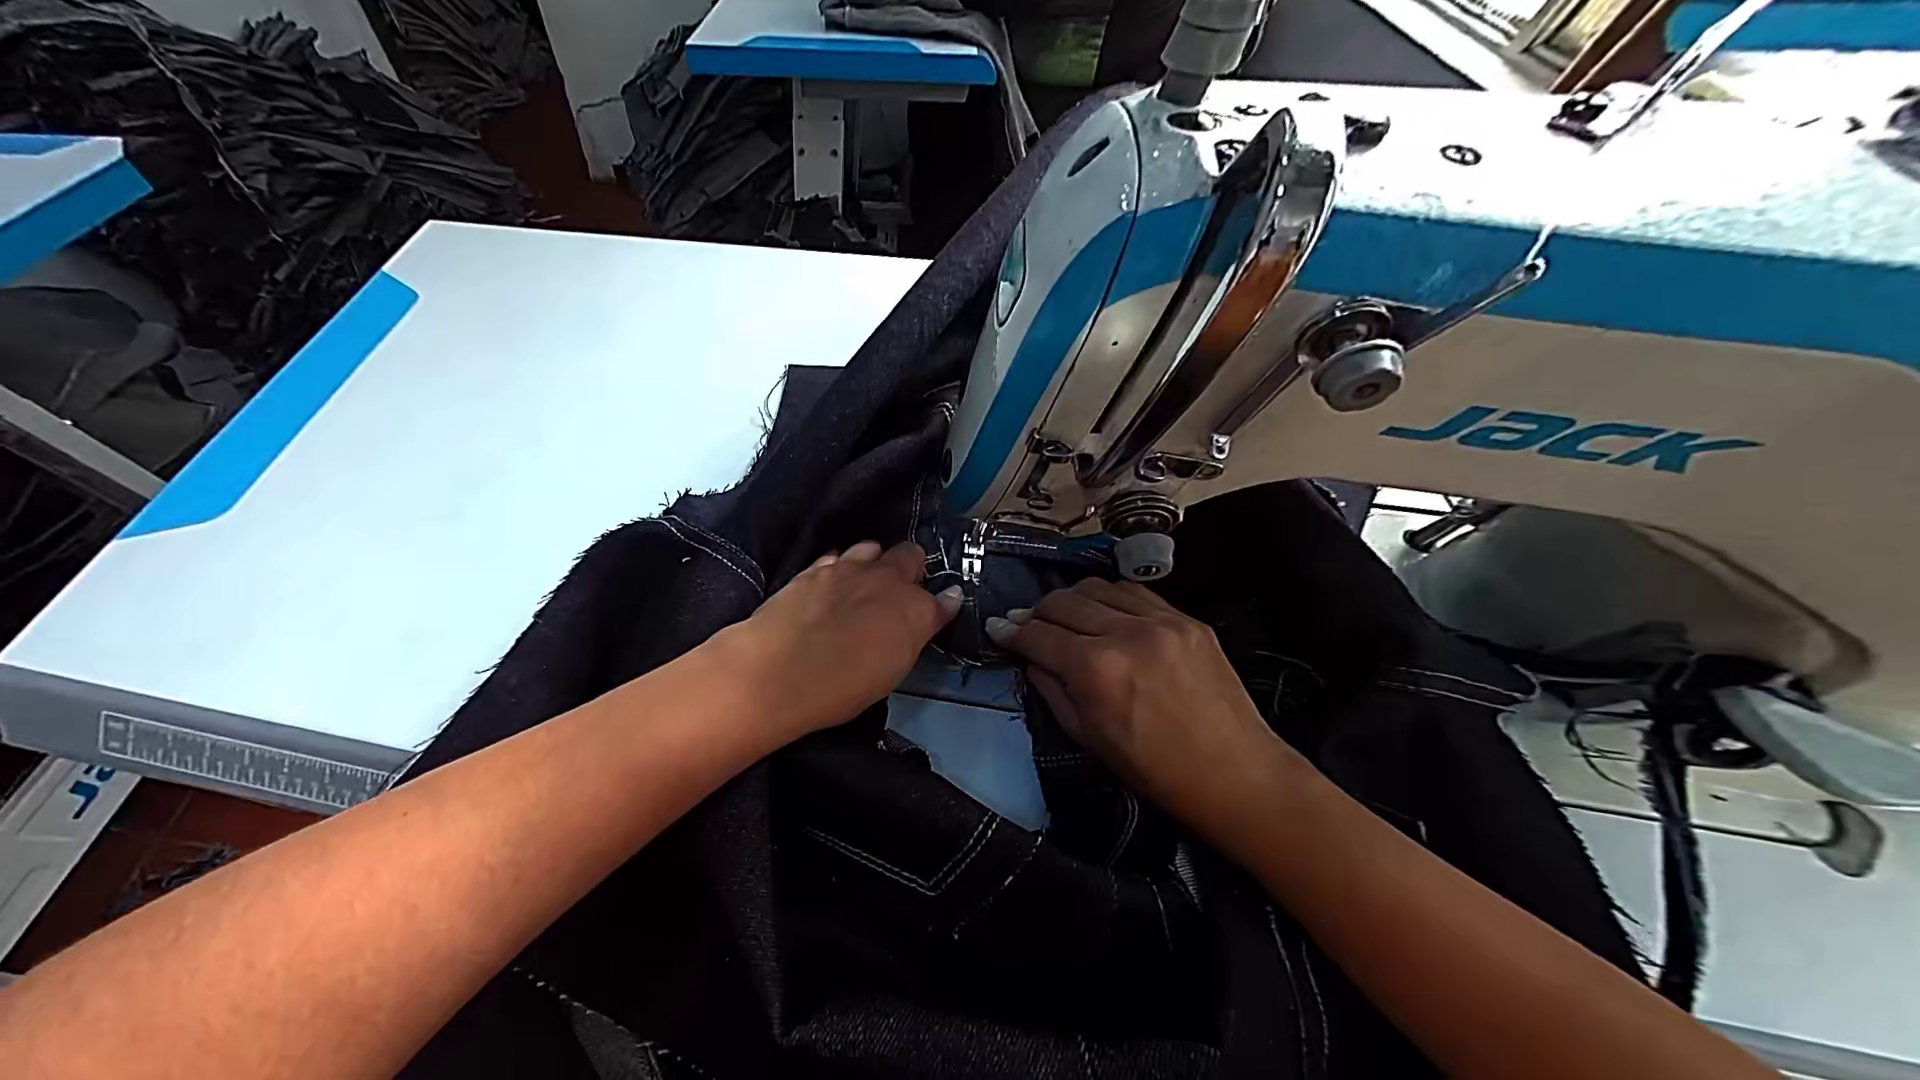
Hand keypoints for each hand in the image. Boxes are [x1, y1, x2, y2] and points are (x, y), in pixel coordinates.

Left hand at [719, 540, 962, 743]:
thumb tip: (923, 619)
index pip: (944, 600)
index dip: (944, 603)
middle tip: (901, 588)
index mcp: (917, 612)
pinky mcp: (816, 568)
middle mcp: (888, 581)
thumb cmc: (842, 688)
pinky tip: (832, 584)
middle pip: (911, 556)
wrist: (779, 671)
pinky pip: (836, 557)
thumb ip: (910, 638)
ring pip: (872, 548)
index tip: (941, 608)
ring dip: (873, 561)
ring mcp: (850, 569)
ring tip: (865, 581)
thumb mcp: (890, 673)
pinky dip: (839, 568)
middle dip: (911, 566)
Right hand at [985, 579, 1306, 839]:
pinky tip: (1106, 613)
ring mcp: (1161, 621)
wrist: (1235, 774)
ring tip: (1064, 616)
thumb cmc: (1155, 770)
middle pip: (1063, 601)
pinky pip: (1136, 594)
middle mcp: (1125, 633)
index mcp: (1095, 669)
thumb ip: (1051, 689)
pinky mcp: (1188, 619)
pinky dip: (1111, 599)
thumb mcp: (1088, 738)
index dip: (1010, 631)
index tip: (996, 628)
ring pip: (1098, 587)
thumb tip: (1030, 658)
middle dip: (1036, 611)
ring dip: (1072, 599)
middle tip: (1026, 624)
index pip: (1038, 634)